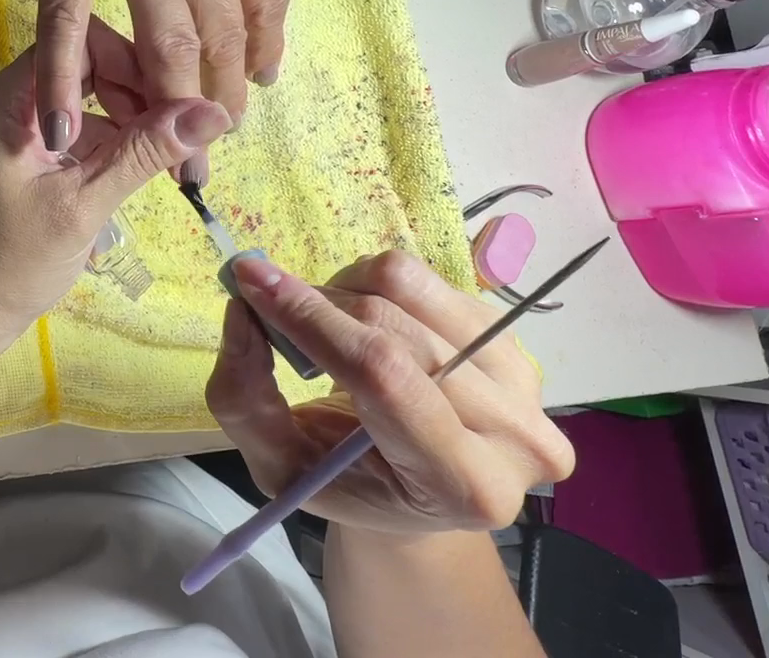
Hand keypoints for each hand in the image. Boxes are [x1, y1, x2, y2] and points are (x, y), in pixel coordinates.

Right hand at [0, 0, 384, 167]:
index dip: (266, 49)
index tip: (260, 85)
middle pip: (222, 34)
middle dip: (224, 100)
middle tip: (216, 148)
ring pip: (162, 40)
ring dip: (171, 108)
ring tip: (174, 160)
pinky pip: (65, 19)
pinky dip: (61, 77)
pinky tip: (63, 130)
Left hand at [0, 18, 230, 359]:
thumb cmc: (8, 264)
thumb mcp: (82, 205)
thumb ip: (144, 153)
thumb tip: (213, 112)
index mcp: (4, 100)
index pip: (76, 42)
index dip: (132, 59)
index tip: (178, 95)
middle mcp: (6, 101)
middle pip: (84, 66)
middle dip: (137, 91)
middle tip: (183, 129)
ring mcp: (16, 129)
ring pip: (85, 98)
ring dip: (131, 119)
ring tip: (174, 153)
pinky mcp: (27, 155)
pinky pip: (77, 129)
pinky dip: (112, 142)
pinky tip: (145, 167)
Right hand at [205, 251, 573, 531]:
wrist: (417, 491)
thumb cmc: (345, 483)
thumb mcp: (276, 463)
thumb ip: (243, 396)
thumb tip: (242, 308)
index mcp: (462, 483)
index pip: (383, 375)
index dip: (311, 319)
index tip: (249, 280)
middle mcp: (515, 434)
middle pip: (389, 325)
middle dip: (314, 305)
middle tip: (271, 311)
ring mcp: (526, 380)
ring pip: (408, 286)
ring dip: (343, 289)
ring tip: (328, 326)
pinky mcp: (513, 339)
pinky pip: (424, 277)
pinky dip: (371, 283)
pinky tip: (365, 321)